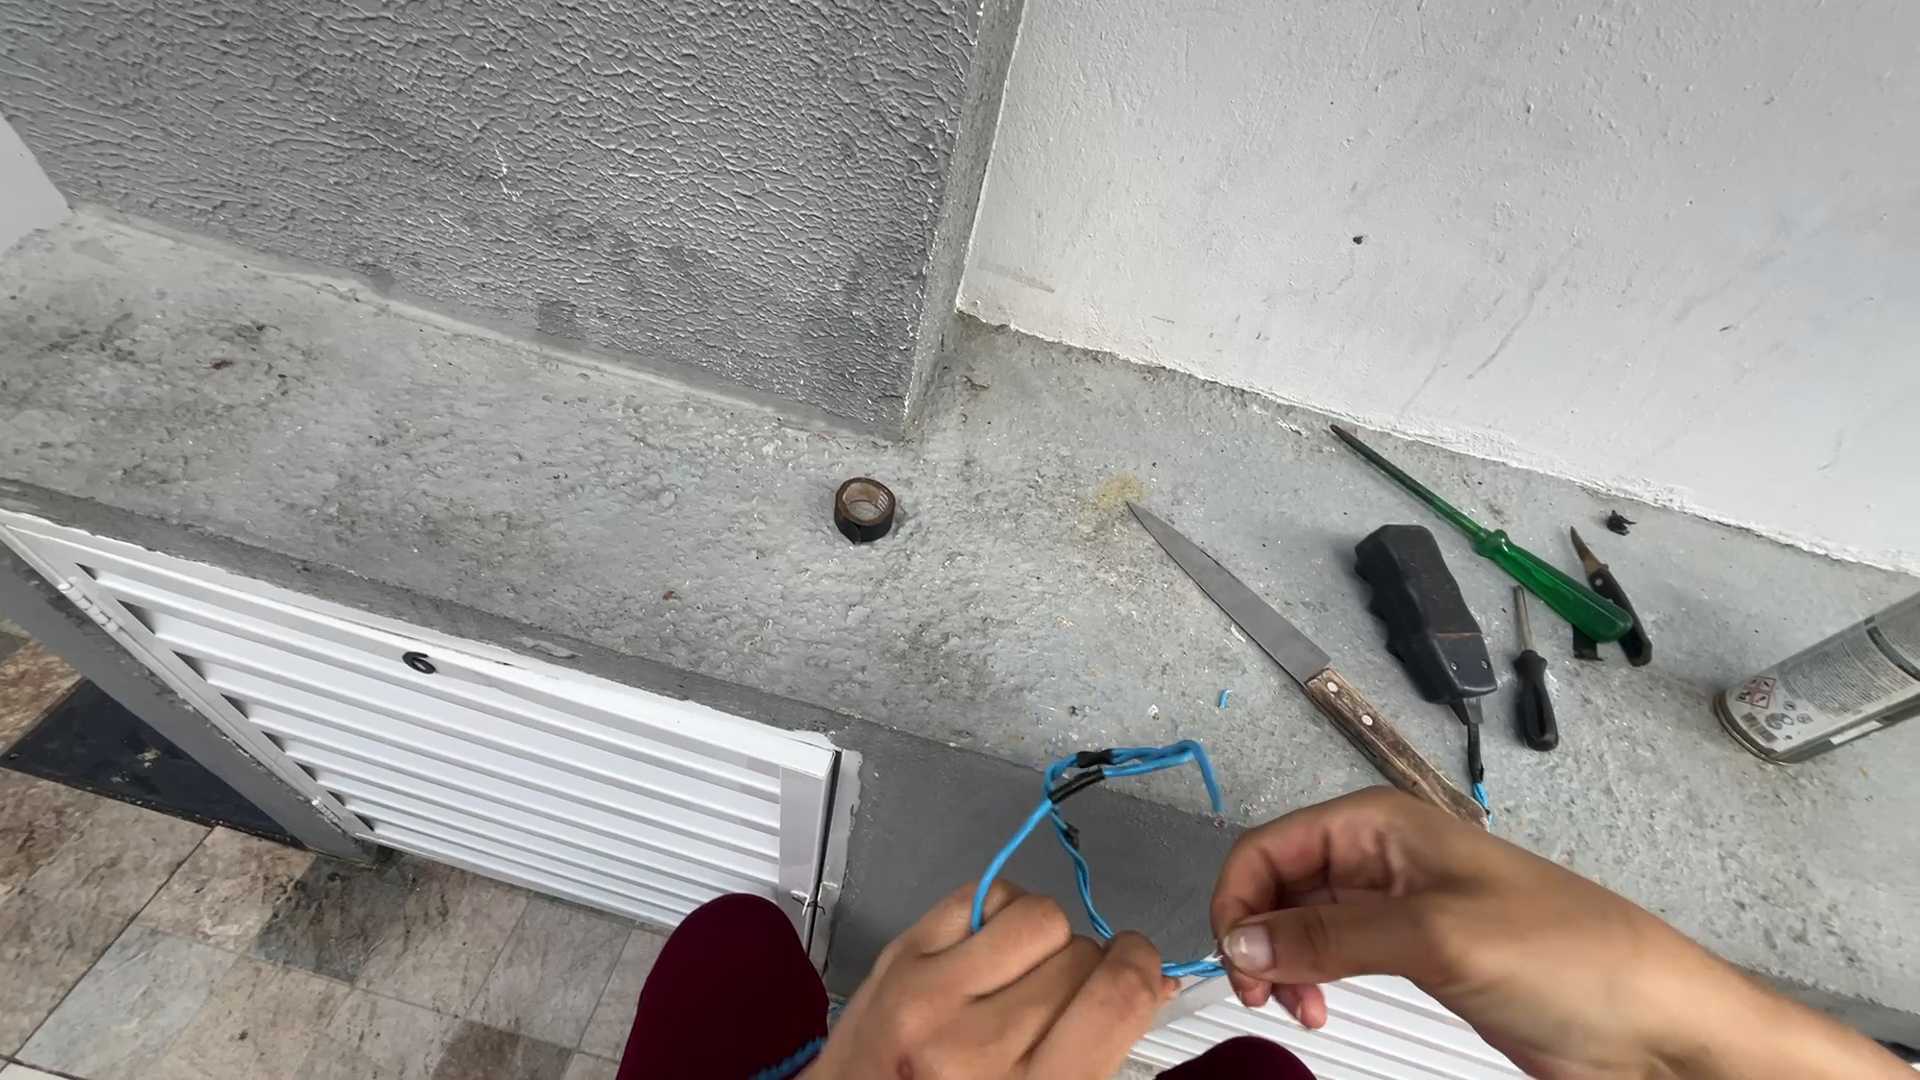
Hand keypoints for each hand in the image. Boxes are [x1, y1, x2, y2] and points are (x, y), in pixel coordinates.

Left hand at [805, 880, 1175, 1079]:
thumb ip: (1096, 1047)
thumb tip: (1155, 980)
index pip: (1115, 1000)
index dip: (1141, 966)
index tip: (1139, 963)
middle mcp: (980, 1050)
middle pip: (1079, 954)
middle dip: (1084, 964)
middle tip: (1056, 995)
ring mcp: (934, 996)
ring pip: (1039, 915)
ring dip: (1044, 934)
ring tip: (1019, 969)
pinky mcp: (903, 954)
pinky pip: (985, 891)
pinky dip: (999, 908)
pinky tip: (985, 947)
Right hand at [1210, 787, 1907, 1079]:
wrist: (1669, 1031)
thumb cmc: (1560, 956)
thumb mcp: (1433, 938)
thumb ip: (1326, 936)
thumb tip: (1236, 942)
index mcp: (1371, 823)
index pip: (1268, 847)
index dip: (1238, 898)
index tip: (1235, 962)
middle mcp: (1371, 853)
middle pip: (1276, 880)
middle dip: (1257, 932)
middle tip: (1260, 994)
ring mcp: (1389, 900)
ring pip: (1297, 916)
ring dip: (1280, 957)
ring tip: (1294, 1005)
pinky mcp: (1408, 946)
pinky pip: (1330, 948)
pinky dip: (1309, 973)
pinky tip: (1316, 1003)